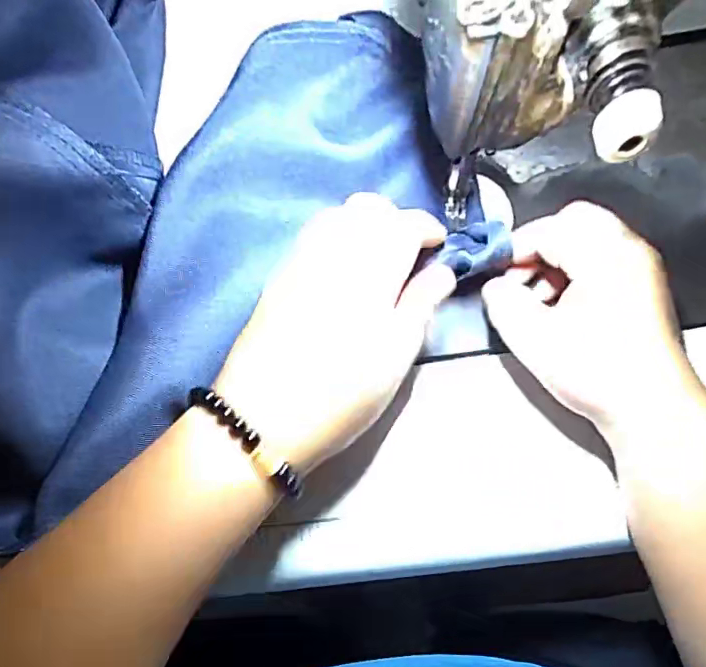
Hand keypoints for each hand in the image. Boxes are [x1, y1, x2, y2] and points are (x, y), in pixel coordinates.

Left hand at [211, 193, 458, 472]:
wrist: (263, 417)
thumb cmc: (341, 395)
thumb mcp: (395, 358)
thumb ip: (420, 306)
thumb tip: (442, 271)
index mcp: (371, 268)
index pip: (405, 224)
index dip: (428, 229)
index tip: (440, 248)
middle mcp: (334, 251)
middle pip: (369, 210)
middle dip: (397, 222)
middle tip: (411, 256)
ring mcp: (300, 261)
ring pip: (337, 216)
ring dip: (364, 225)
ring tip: (377, 261)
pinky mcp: (277, 278)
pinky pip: (313, 236)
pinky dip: (336, 236)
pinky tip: (342, 270)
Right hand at [481, 202, 705, 441]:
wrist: (650, 407)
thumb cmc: (599, 373)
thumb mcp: (534, 338)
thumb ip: (504, 303)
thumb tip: (495, 288)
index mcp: (605, 252)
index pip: (549, 228)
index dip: (514, 249)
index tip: (493, 274)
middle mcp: (630, 251)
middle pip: (574, 225)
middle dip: (538, 250)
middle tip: (514, 283)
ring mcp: (642, 271)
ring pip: (590, 244)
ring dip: (556, 265)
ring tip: (536, 305)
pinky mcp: (645, 293)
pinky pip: (605, 267)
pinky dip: (578, 278)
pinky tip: (562, 314)